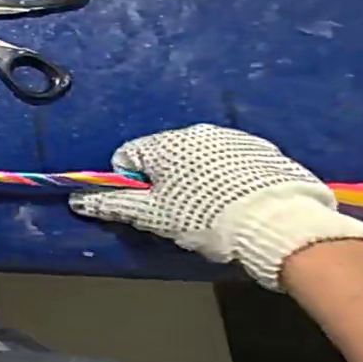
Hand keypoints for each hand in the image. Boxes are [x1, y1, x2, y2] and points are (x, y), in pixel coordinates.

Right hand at [68, 124, 362, 288]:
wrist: (285, 228)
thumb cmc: (205, 216)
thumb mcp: (151, 214)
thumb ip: (110, 203)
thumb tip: (77, 200)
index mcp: (165, 143)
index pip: (128, 157)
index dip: (132, 183)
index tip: (150, 203)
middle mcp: (199, 134)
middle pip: (165, 157)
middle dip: (167, 179)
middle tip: (180, 208)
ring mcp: (239, 141)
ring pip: (201, 160)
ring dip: (199, 177)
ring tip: (215, 206)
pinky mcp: (271, 154)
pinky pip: (235, 164)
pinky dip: (231, 179)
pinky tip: (241, 202)